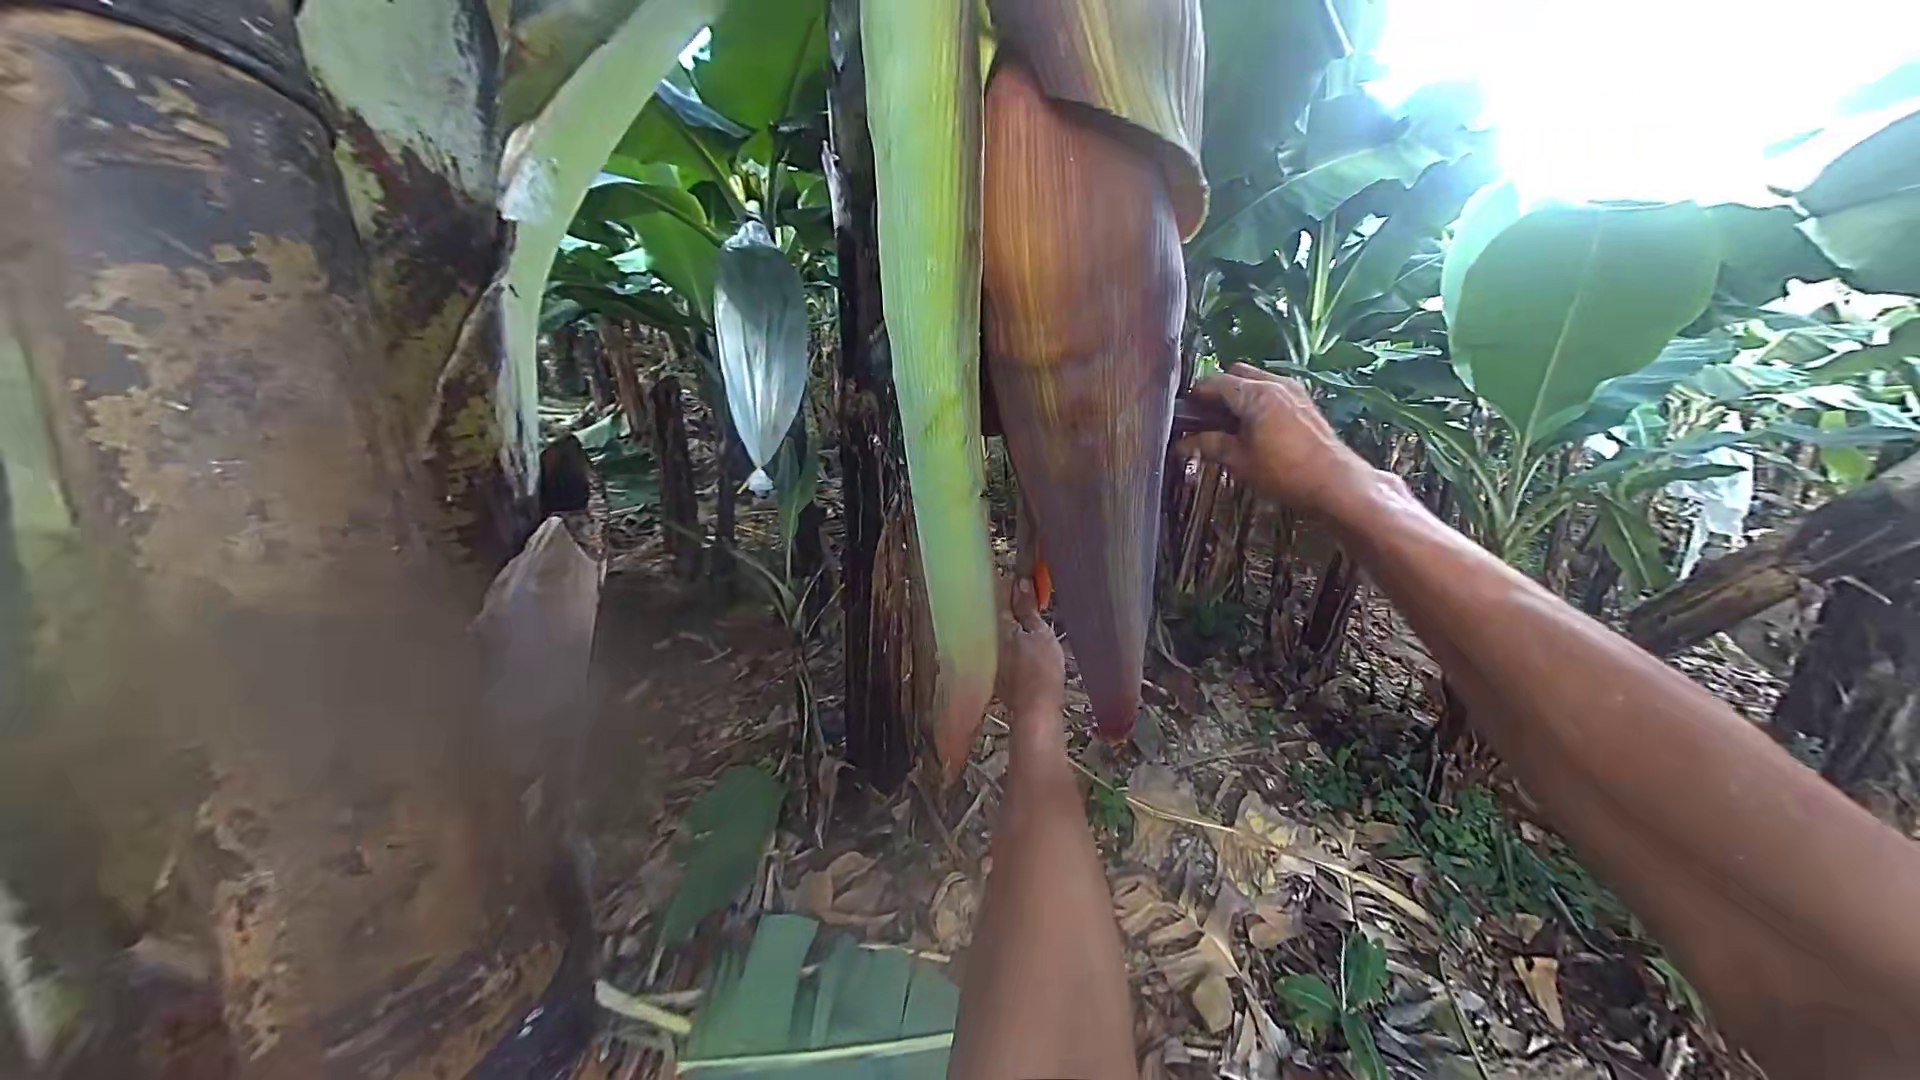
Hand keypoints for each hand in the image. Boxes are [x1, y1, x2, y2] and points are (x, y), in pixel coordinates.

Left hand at [996, 576, 1066, 738]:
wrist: (1036, 710)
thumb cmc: (1042, 673)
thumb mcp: (1040, 634)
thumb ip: (1027, 608)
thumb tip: (1022, 583)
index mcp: (997, 624)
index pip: (1000, 591)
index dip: (1015, 583)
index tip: (1030, 578)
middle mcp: (987, 636)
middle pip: (998, 608)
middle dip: (1014, 600)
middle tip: (1035, 598)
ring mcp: (989, 652)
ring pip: (999, 625)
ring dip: (1014, 618)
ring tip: (1033, 617)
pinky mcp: (995, 667)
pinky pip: (1001, 642)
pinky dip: (1011, 636)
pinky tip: (1025, 640)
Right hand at [1173, 363, 1376, 515]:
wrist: (1334, 483)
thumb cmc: (1284, 472)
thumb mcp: (1238, 460)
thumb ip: (1207, 446)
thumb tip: (1180, 445)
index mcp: (1255, 394)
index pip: (1215, 382)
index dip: (1195, 396)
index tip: (1184, 414)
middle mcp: (1275, 384)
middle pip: (1236, 374)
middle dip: (1217, 391)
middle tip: (1204, 419)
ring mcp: (1293, 391)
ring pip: (1255, 380)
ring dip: (1238, 395)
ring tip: (1227, 425)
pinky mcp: (1304, 403)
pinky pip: (1272, 390)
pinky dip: (1256, 401)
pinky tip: (1251, 428)